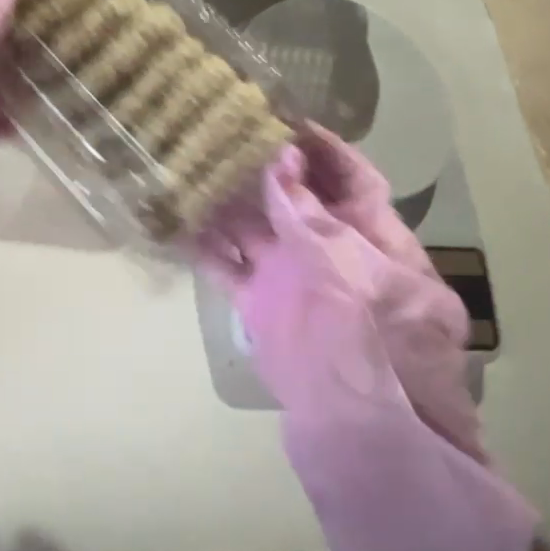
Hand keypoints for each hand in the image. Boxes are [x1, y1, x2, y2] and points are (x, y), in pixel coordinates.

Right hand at [201, 132, 538, 550]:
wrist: (363, 434)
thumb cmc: (370, 339)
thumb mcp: (343, 263)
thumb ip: (306, 211)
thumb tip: (280, 157)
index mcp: (376, 240)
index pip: (351, 178)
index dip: (320, 147)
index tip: (281, 116)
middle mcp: (336, 257)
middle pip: (297, 201)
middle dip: (263, 168)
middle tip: (222, 132)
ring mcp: (298, 285)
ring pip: (257, 232)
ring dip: (225, 202)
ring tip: (188, 163)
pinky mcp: (264, 312)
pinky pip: (229, 270)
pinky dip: (203, 247)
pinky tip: (172, 221)